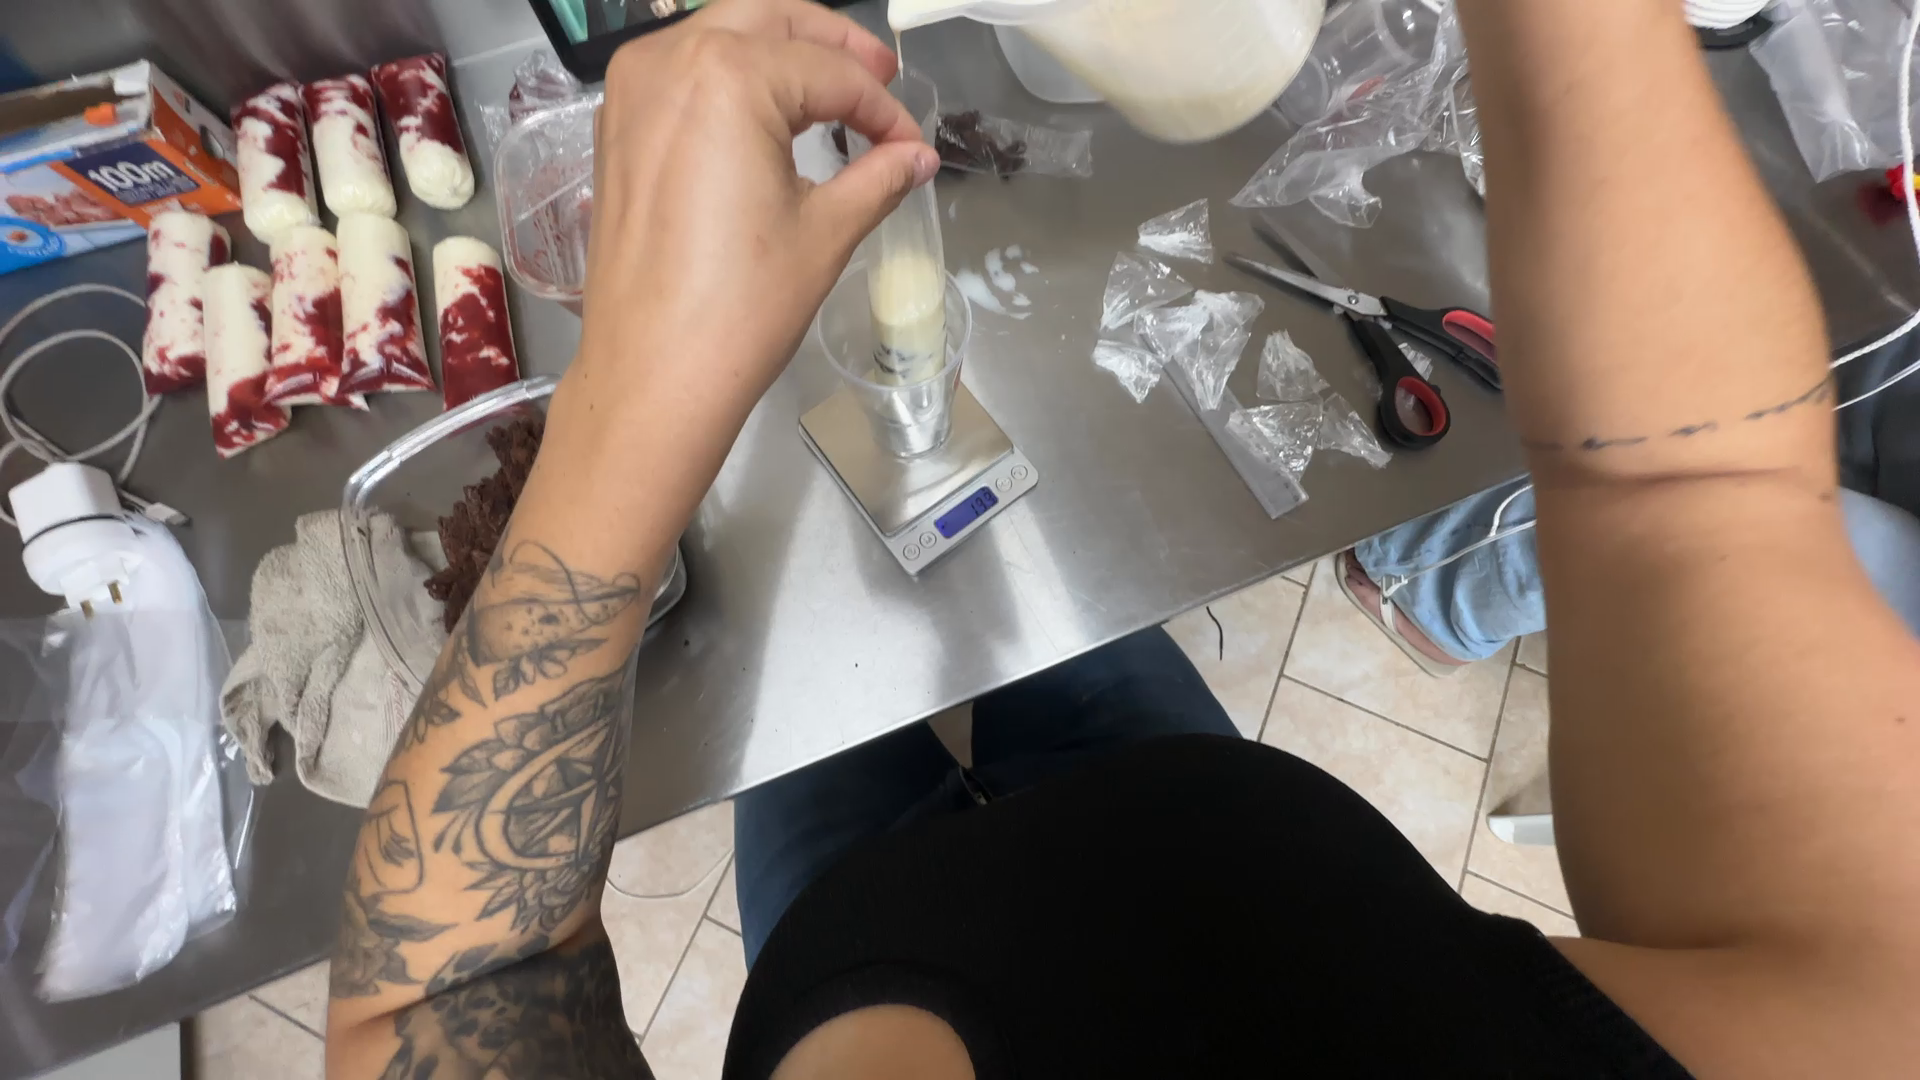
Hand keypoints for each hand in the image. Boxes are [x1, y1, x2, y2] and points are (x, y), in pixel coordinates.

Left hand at [565, 0, 938, 438]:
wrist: (657, 374)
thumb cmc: (745, 308)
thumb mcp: (824, 236)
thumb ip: (877, 179)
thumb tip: (919, 158)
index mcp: (728, 77)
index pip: (827, 71)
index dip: (882, 108)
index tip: (914, 146)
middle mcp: (669, 61)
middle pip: (768, 21)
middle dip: (833, 44)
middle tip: (880, 75)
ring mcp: (631, 92)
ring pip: (719, 38)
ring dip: (780, 52)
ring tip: (828, 90)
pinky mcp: (617, 130)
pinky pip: (683, 76)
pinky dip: (732, 80)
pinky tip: (763, 116)